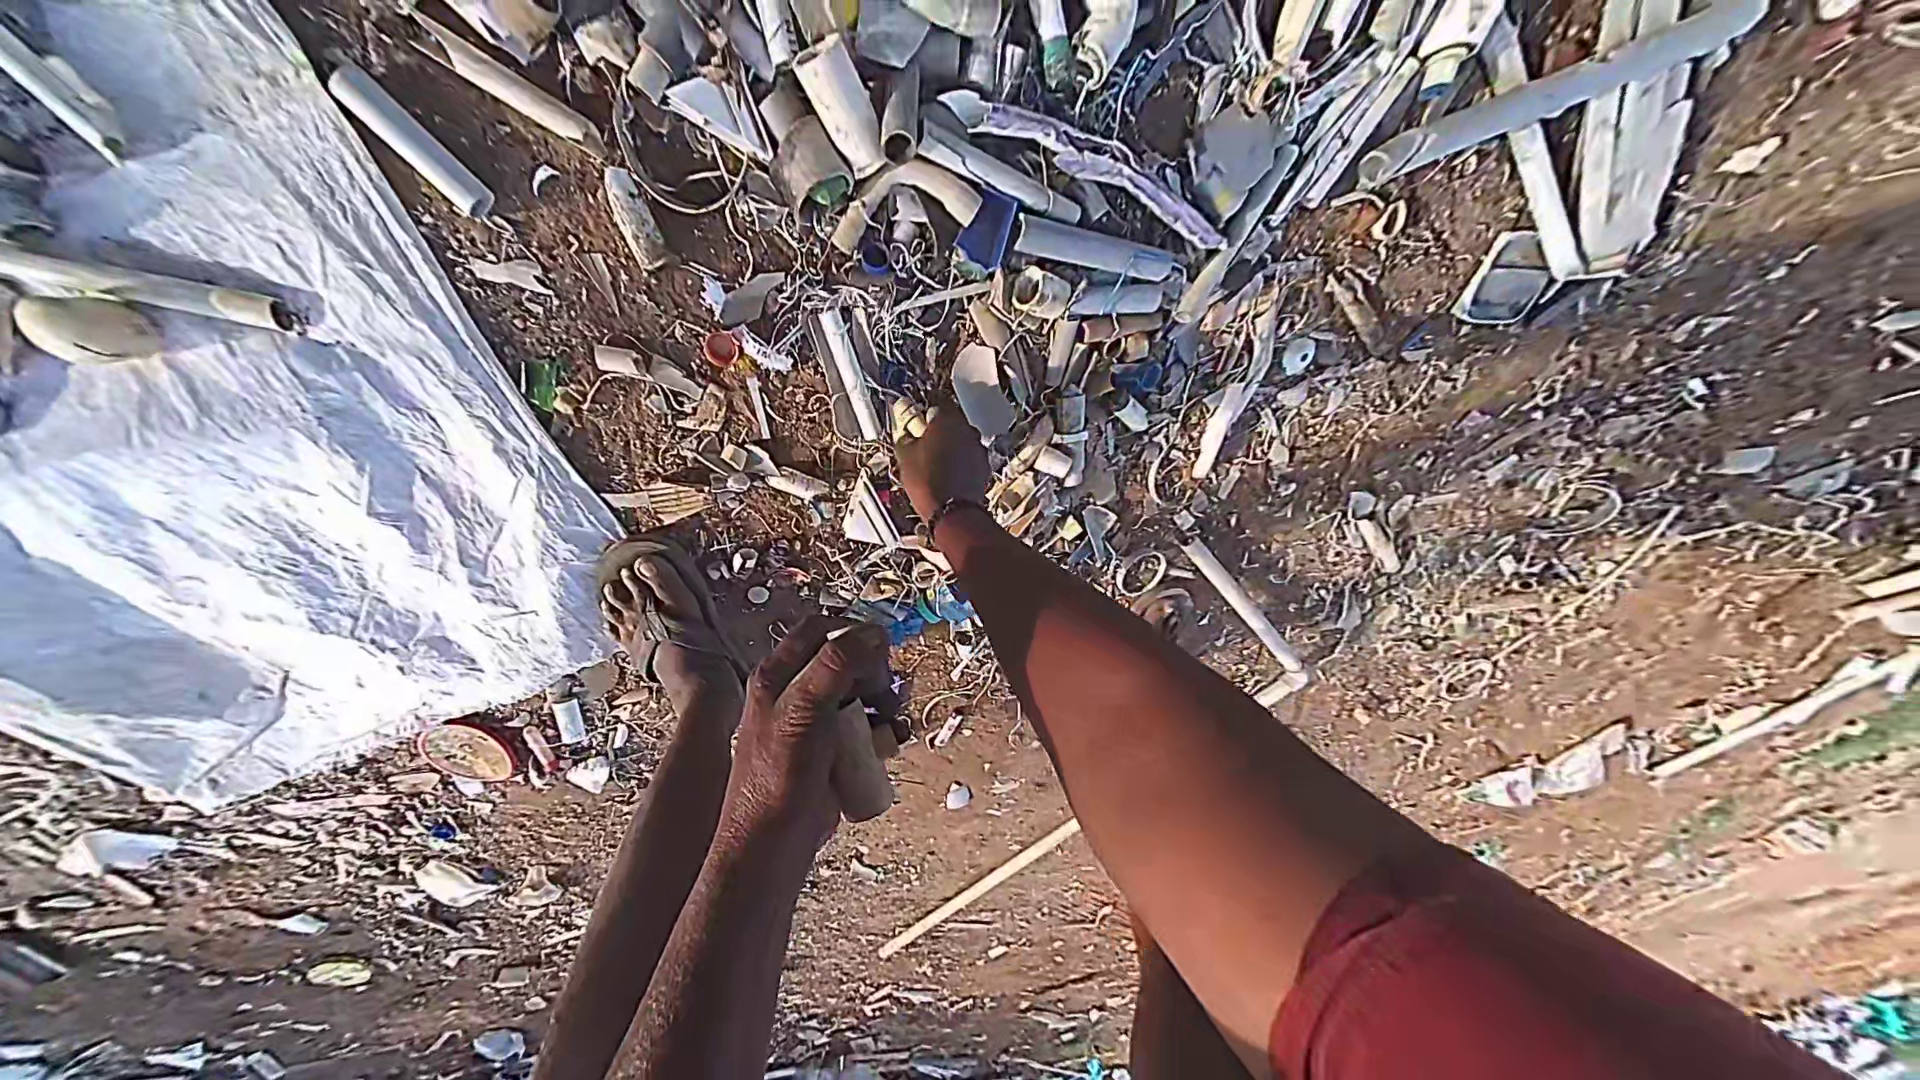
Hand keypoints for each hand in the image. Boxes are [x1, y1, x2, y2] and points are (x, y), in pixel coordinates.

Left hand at [720, 616, 897, 853]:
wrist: (774, 842)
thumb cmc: (780, 773)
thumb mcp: (805, 708)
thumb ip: (836, 664)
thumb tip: (874, 632)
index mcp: (778, 674)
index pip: (818, 630)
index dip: (851, 631)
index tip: (880, 648)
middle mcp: (796, 693)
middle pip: (846, 661)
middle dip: (873, 672)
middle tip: (884, 692)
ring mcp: (816, 722)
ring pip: (860, 694)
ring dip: (883, 701)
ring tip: (891, 720)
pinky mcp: (832, 748)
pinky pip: (864, 725)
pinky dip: (881, 729)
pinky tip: (889, 742)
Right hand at [893, 400, 990, 523]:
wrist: (953, 512)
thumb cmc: (929, 483)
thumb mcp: (905, 456)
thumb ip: (906, 436)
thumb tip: (905, 432)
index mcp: (947, 420)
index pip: (938, 402)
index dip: (926, 410)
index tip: (918, 417)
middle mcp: (967, 430)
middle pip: (953, 420)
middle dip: (940, 428)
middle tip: (924, 440)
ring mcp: (978, 448)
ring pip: (963, 438)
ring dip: (952, 444)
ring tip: (935, 459)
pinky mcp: (983, 466)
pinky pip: (970, 456)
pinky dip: (961, 460)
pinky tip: (948, 471)